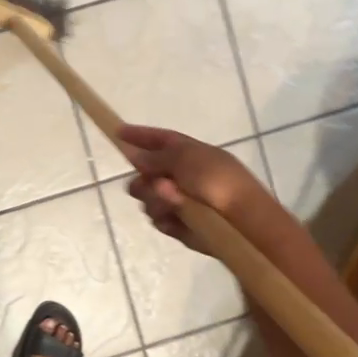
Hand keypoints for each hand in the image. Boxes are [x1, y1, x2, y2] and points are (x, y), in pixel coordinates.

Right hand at [119, 125, 280, 254]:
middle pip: (143, 174)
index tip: (117, 132)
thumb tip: (135, 156)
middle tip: (154, 184)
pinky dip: (165, 218)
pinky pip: (157, 219)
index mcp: (188, 153)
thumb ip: (156, 157)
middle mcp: (180, 175)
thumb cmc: (217, 181)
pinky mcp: (178, 224)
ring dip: (156, 200)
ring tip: (175, 203)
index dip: (139, 136)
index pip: (159, 140)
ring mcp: (178, 201)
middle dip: (143, 180)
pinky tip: (178, 219)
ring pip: (147, 198)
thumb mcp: (185, 159)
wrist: (239, 219)